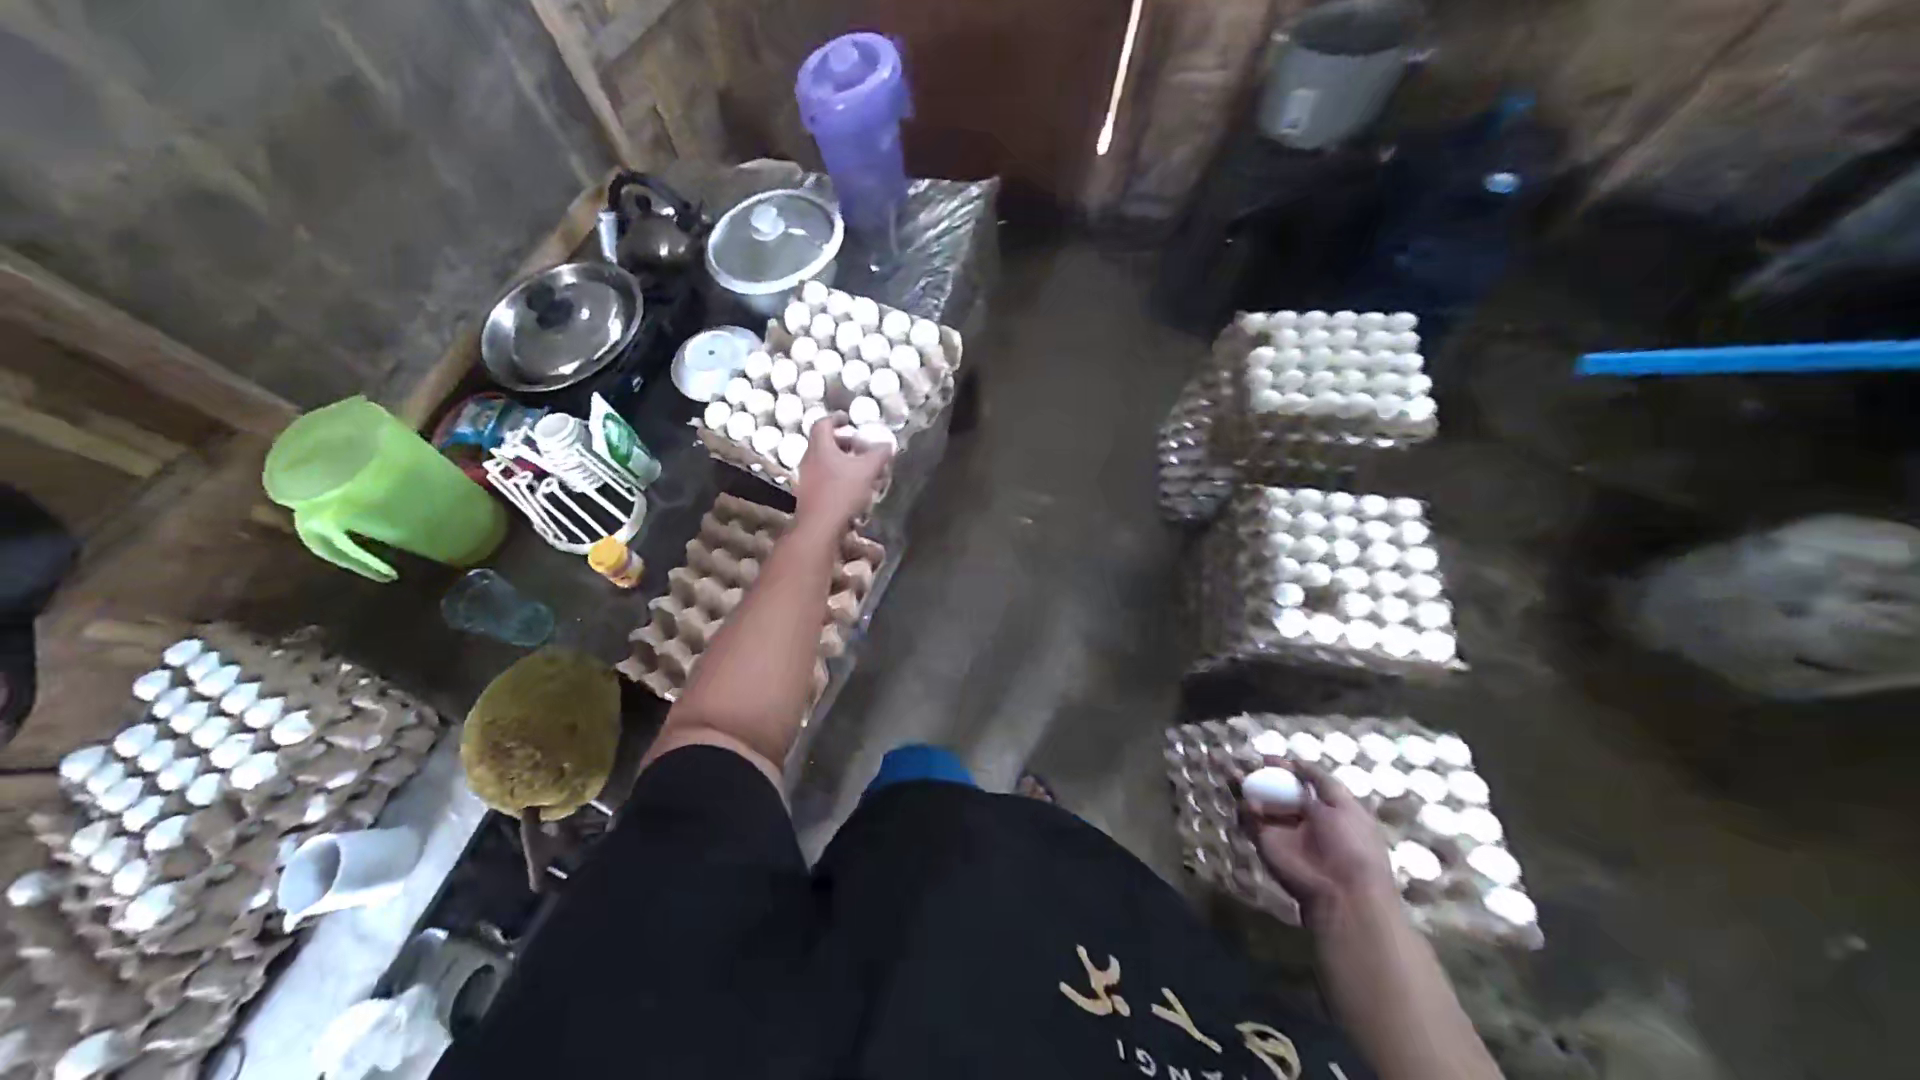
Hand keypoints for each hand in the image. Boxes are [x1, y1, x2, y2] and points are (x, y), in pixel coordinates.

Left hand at [796, 417, 889, 529]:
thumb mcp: (867, 470)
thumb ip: (879, 454)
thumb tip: (888, 444)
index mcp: (820, 447)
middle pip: (825, 443)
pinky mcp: (810, 495)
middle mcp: (809, 459)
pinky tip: (855, 489)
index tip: (848, 419)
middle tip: (862, 447)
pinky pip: (825, 478)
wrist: (820, 526)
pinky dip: (840, 477)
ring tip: (863, 470)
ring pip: (826, 462)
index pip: (823, 424)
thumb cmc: (842, 492)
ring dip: (844, 462)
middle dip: (845, 443)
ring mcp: (807, 478)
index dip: (836, 418)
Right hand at [1244, 760, 1395, 925]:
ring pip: (1257, 801)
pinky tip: (1249, 804)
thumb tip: (1295, 761)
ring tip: (1231, 772)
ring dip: (1244, 786)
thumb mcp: (1344, 805)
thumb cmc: (1351, 844)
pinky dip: (1245, 809)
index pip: (1299, 781)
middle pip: (1274, 788)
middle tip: (1242, 761)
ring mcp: (1281, 829)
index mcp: (1325, 807)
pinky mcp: (1264, 841)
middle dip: (1258, 774)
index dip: (1284, 767)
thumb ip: (1318, 780)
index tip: (1268, 758)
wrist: (1340, 890)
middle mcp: (1301, 816)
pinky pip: (1249, 820)